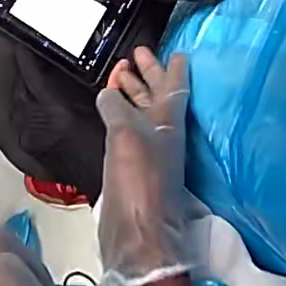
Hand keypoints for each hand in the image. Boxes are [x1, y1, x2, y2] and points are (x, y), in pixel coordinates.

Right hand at [96, 47, 195, 285]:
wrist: (139, 234)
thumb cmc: (140, 178)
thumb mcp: (125, 132)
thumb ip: (115, 107)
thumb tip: (108, 92)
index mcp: (170, 120)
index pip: (176, 85)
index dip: (175, 67)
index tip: (178, 51)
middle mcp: (162, 132)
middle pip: (158, 95)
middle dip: (147, 73)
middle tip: (136, 53)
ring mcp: (148, 150)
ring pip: (141, 111)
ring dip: (131, 92)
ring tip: (119, 73)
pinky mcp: (132, 166)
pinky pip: (127, 128)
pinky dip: (118, 113)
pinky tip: (109, 109)